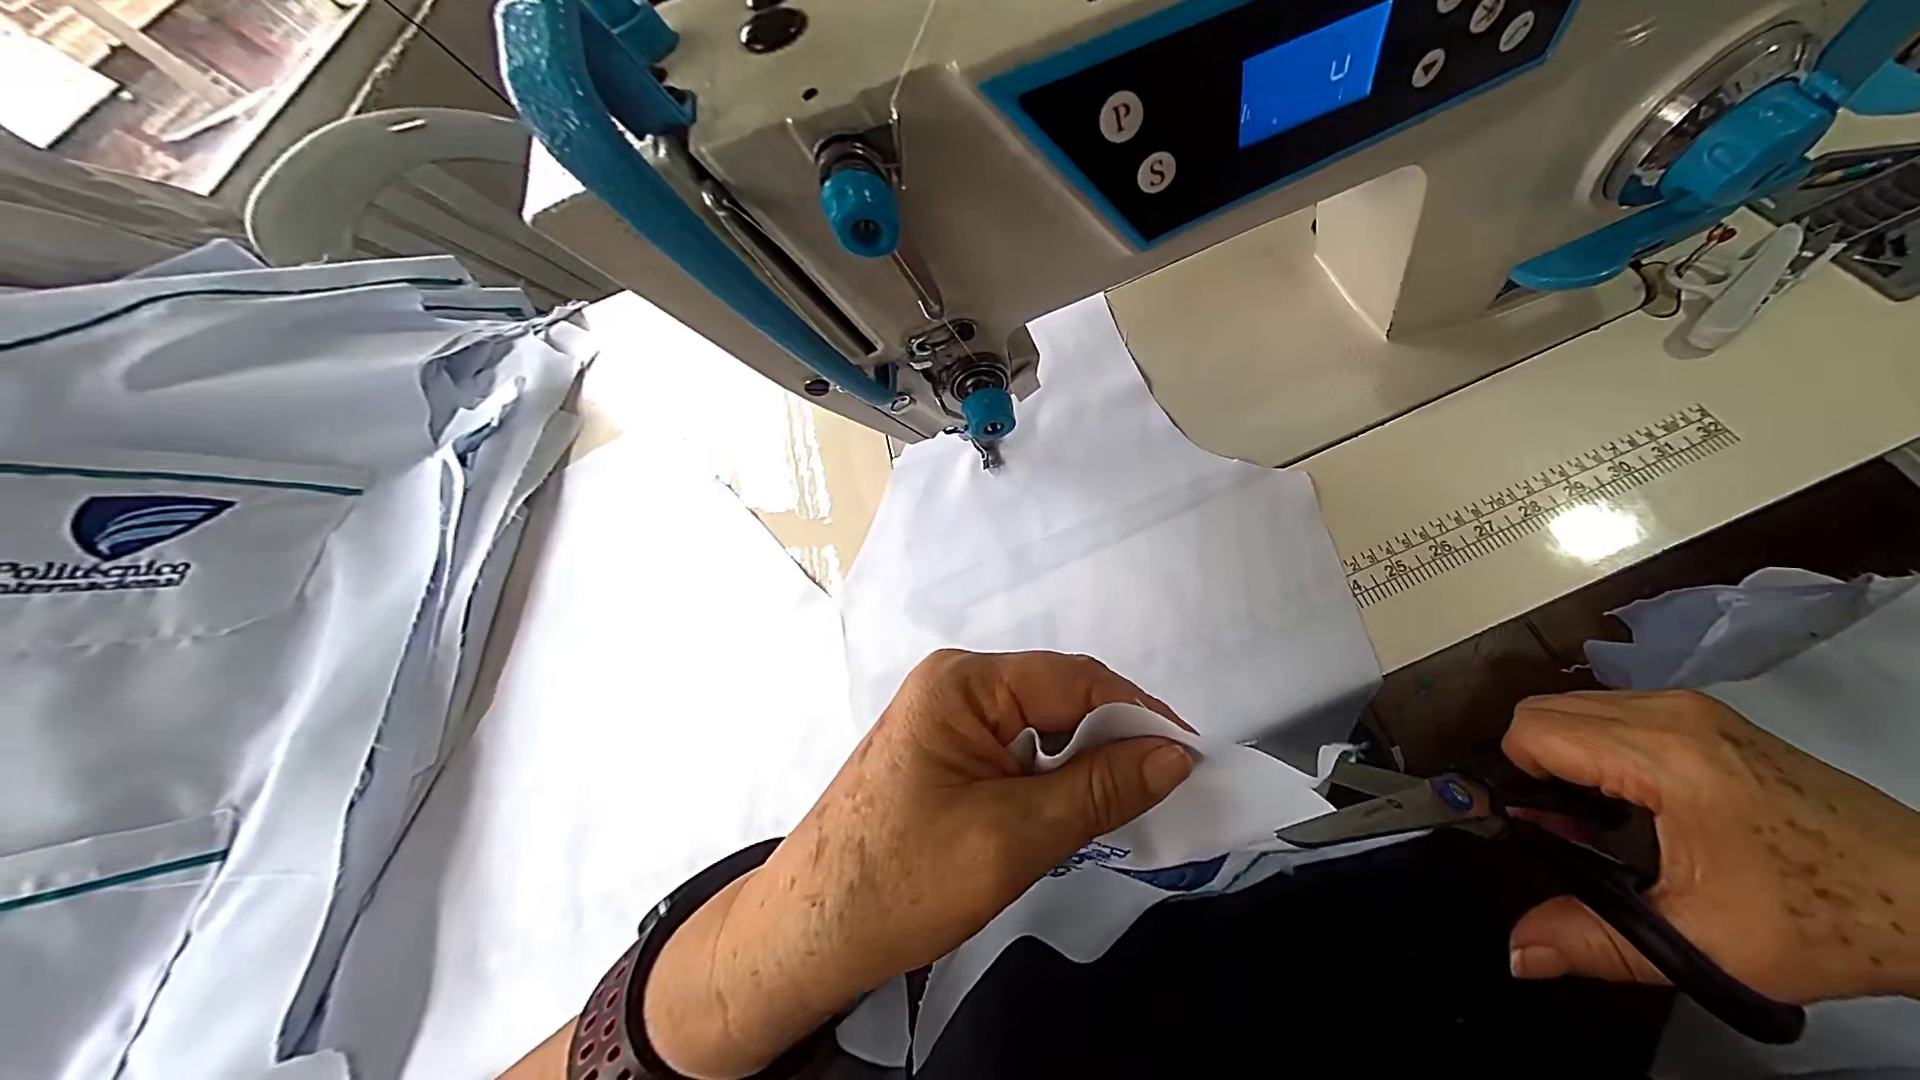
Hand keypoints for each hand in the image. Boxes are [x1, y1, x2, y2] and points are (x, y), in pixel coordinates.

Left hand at [643, 650, 1195, 1078]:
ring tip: (1123, 799)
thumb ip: (1099, 789)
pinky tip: (1068, 804)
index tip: (1189, 757)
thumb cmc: (903, 880)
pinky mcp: (941, 748)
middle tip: (1165, 784)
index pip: (1073, 679)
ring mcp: (943, 714)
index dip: (1136, 714)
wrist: (807, 931)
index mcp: (963, 682)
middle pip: (1055, 696)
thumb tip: (1175, 756)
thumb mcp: (1014, 836)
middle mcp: (953, 683)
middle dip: (1110, 738)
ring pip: (1037, 724)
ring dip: (1080, 758)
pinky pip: (1012, 746)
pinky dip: (1048, 773)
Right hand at [1503, 690, 1919, 1003]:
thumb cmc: (1828, 919)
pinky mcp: (1703, 711)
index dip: (1519, 778)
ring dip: (1561, 751)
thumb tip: (1518, 953)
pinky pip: (1605, 707)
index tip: (1547, 825)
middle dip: (1534, 764)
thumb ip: (1594, 942)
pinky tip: (1631, 793)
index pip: (1532, 731)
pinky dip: (1593, 742)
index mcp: (1667, 759)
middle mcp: (1670, 715)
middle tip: (1571, 824)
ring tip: (1603, 812)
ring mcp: (1690, 707)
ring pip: (1568, 705)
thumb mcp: (1704, 944)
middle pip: (1540, 710)